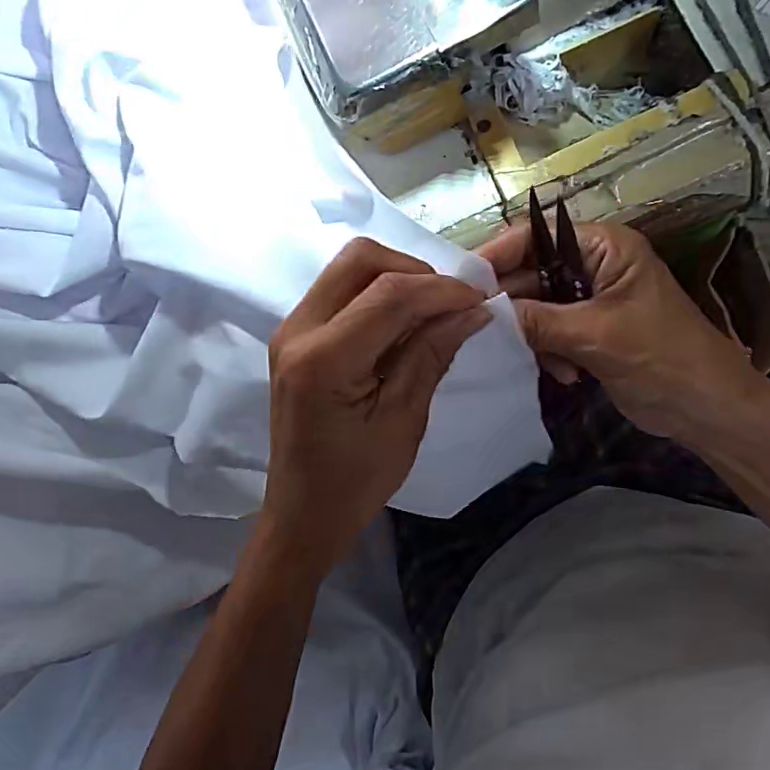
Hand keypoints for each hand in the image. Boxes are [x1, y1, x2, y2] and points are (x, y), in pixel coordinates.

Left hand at [263, 238, 491, 571]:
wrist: (302, 510)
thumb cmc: (355, 481)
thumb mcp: (404, 420)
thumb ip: (431, 354)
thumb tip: (472, 309)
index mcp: (322, 361)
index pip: (389, 295)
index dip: (441, 289)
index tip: (480, 301)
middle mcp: (297, 330)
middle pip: (360, 259)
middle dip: (414, 269)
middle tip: (450, 304)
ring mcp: (290, 328)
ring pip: (347, 267)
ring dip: (395, 276)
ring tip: (430, 311)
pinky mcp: (294, 333)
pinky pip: (339, 288)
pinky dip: (375, 291)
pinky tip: (401, 321)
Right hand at [478, 220, 769, 445]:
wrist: (707, 410)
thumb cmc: (663, 358)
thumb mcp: (596, 336)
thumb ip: (537, 320)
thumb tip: (482, 311)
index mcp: (605, 247)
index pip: (536, 236)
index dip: (497, 254)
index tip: (462, 281)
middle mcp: (593, 264)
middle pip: (531, 272)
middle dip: (515, 304)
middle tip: (483, 328)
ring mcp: (590, 297)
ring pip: (535, 304)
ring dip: (534, 335)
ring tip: (551, 362)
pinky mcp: (587, 328)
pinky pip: (547, 330)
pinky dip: (549, 351)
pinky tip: (568, 374)